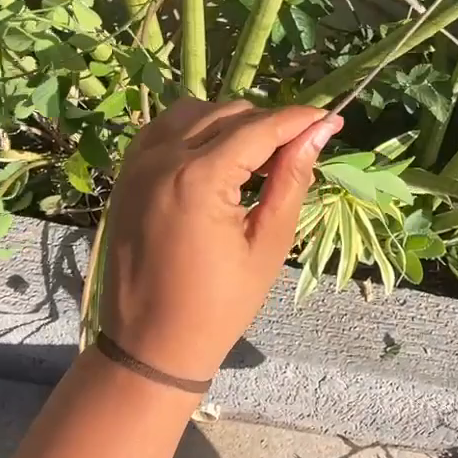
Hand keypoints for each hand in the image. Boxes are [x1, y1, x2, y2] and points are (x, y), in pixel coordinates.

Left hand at [101, 98, 341, 381]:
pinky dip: (196, 129)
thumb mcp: (268, 244)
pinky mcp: (127, 173)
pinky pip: (166, 128)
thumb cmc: (219, 305)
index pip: (260, 128)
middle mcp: (163, 159)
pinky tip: (217, 156)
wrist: (149, 345)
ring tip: (258, 157)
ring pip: (196, 112)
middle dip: (269, 124)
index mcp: (199, 179)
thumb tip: (320, 131)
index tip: (331, 119)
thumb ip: (292, 180)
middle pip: (229, 114)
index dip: (299, 119)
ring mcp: (138, 163)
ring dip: (232, 123)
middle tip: (298, 151)